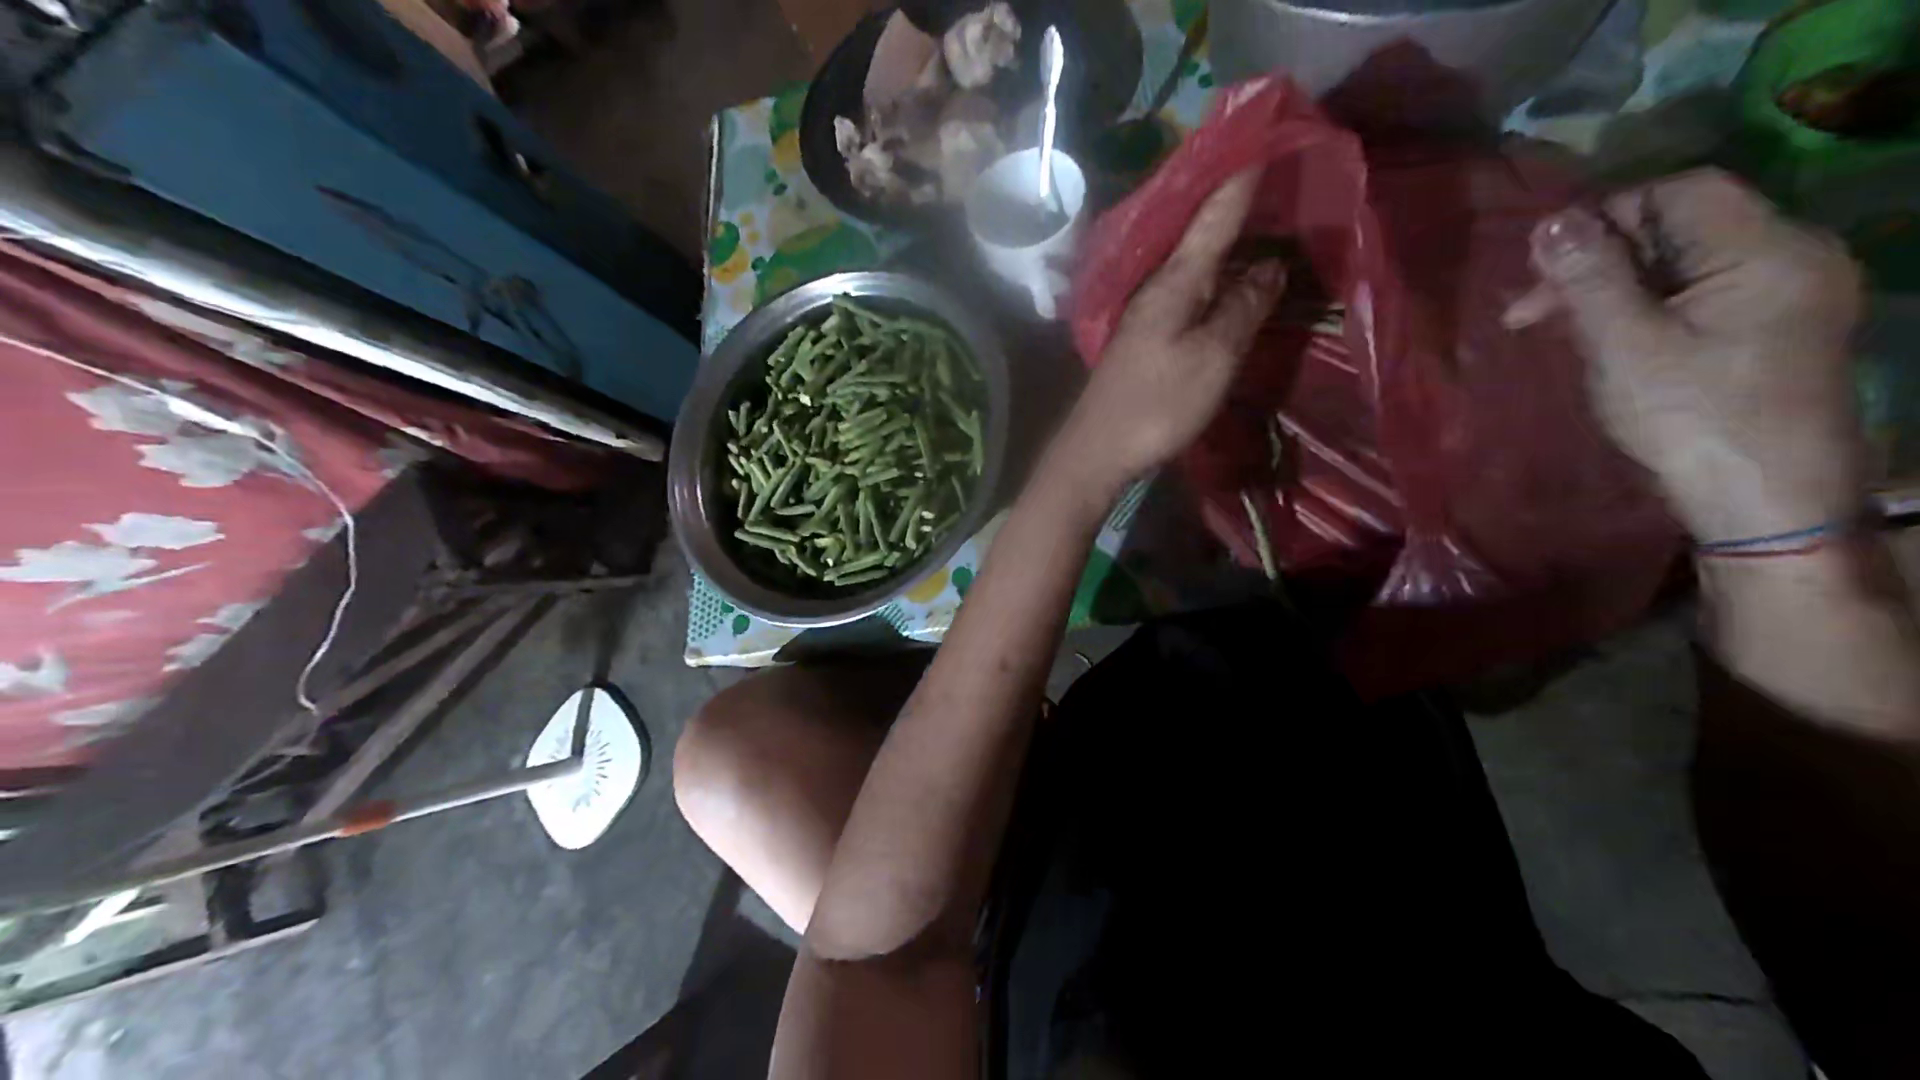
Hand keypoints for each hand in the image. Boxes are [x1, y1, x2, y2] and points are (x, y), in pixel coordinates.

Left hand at [1051, 169, 1285, 496]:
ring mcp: (1146, 315)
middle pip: (1199, 234)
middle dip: (1233, 201)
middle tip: (1271, 168)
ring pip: (1192, 263)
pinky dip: (1211, 276)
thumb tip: (1271, 266)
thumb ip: (1243, 309)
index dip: (1240, 178)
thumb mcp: (1212, 357)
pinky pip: (1186, 292)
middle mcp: (1156, 288)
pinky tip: (1226, 278)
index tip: (1263, 136)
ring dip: (1222, 238)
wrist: (1096, 451)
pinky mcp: (1144, 341)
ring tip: (1259, 214)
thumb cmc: (1156, 405)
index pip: (1213, 216)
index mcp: (1175, 281)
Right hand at [1508, 169, 1865, 543]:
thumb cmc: (1690, 417)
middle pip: (1683, 225)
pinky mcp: (1772, 328)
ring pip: (1684, 263)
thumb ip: (1590, 278)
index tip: (1540, 265)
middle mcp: (1792, 256)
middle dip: (1599, 257)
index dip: (1605, 214)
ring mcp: (1786, 294)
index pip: (1682, 191)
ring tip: (1555, 328)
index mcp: (1767, 250)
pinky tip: (1604, 340)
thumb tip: (1552, 221)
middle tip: (1531, 309)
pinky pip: (1697, 294)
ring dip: (1612, 286)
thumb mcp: (1625, 345)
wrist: (1764, 499)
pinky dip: (1642, 307)